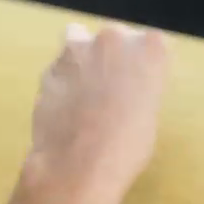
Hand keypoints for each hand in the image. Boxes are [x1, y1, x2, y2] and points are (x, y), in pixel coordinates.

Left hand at [18, 22, 169, 203]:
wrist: (78, 166)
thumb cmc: (129, 146)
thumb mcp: (148, 114)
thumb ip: (138, 89)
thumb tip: (123, 89)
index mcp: (151, 49)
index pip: (154, 43)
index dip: (147, 65)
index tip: (143, 83)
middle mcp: (114, 38)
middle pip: (116, 37)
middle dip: (115, 58)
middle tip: (115, 91)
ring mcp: (77, 49)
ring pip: (80, 41)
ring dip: (84, 60)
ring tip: (86, 95)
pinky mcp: (49, 68)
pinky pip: (60, 68)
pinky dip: (63, 81)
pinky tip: (67, 109)